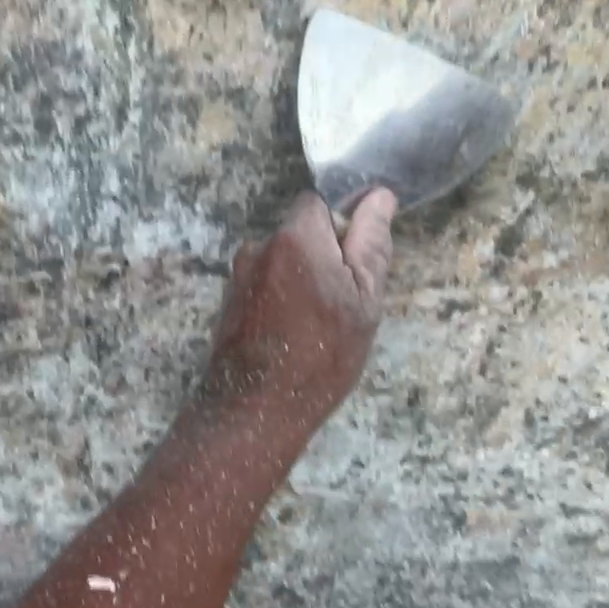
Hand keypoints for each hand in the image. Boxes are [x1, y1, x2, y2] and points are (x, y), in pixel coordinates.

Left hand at [202, 190, 396, 433]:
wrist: (254, 410)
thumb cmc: (321, 355)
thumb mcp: (363, 301)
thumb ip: (371, 244)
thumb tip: (380, 197)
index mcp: (294, 236)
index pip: (320, 202)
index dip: (342, 226)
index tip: (355, 262)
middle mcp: (258, 245)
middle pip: (300, 233)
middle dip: (322, 257)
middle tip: (342, 303)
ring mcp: (238, 274)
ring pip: (283, 262)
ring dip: (301, 281)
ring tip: (315, 327)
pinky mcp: (228, 300)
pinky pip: (265, 285)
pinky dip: (280, 301)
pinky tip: (291, 337)